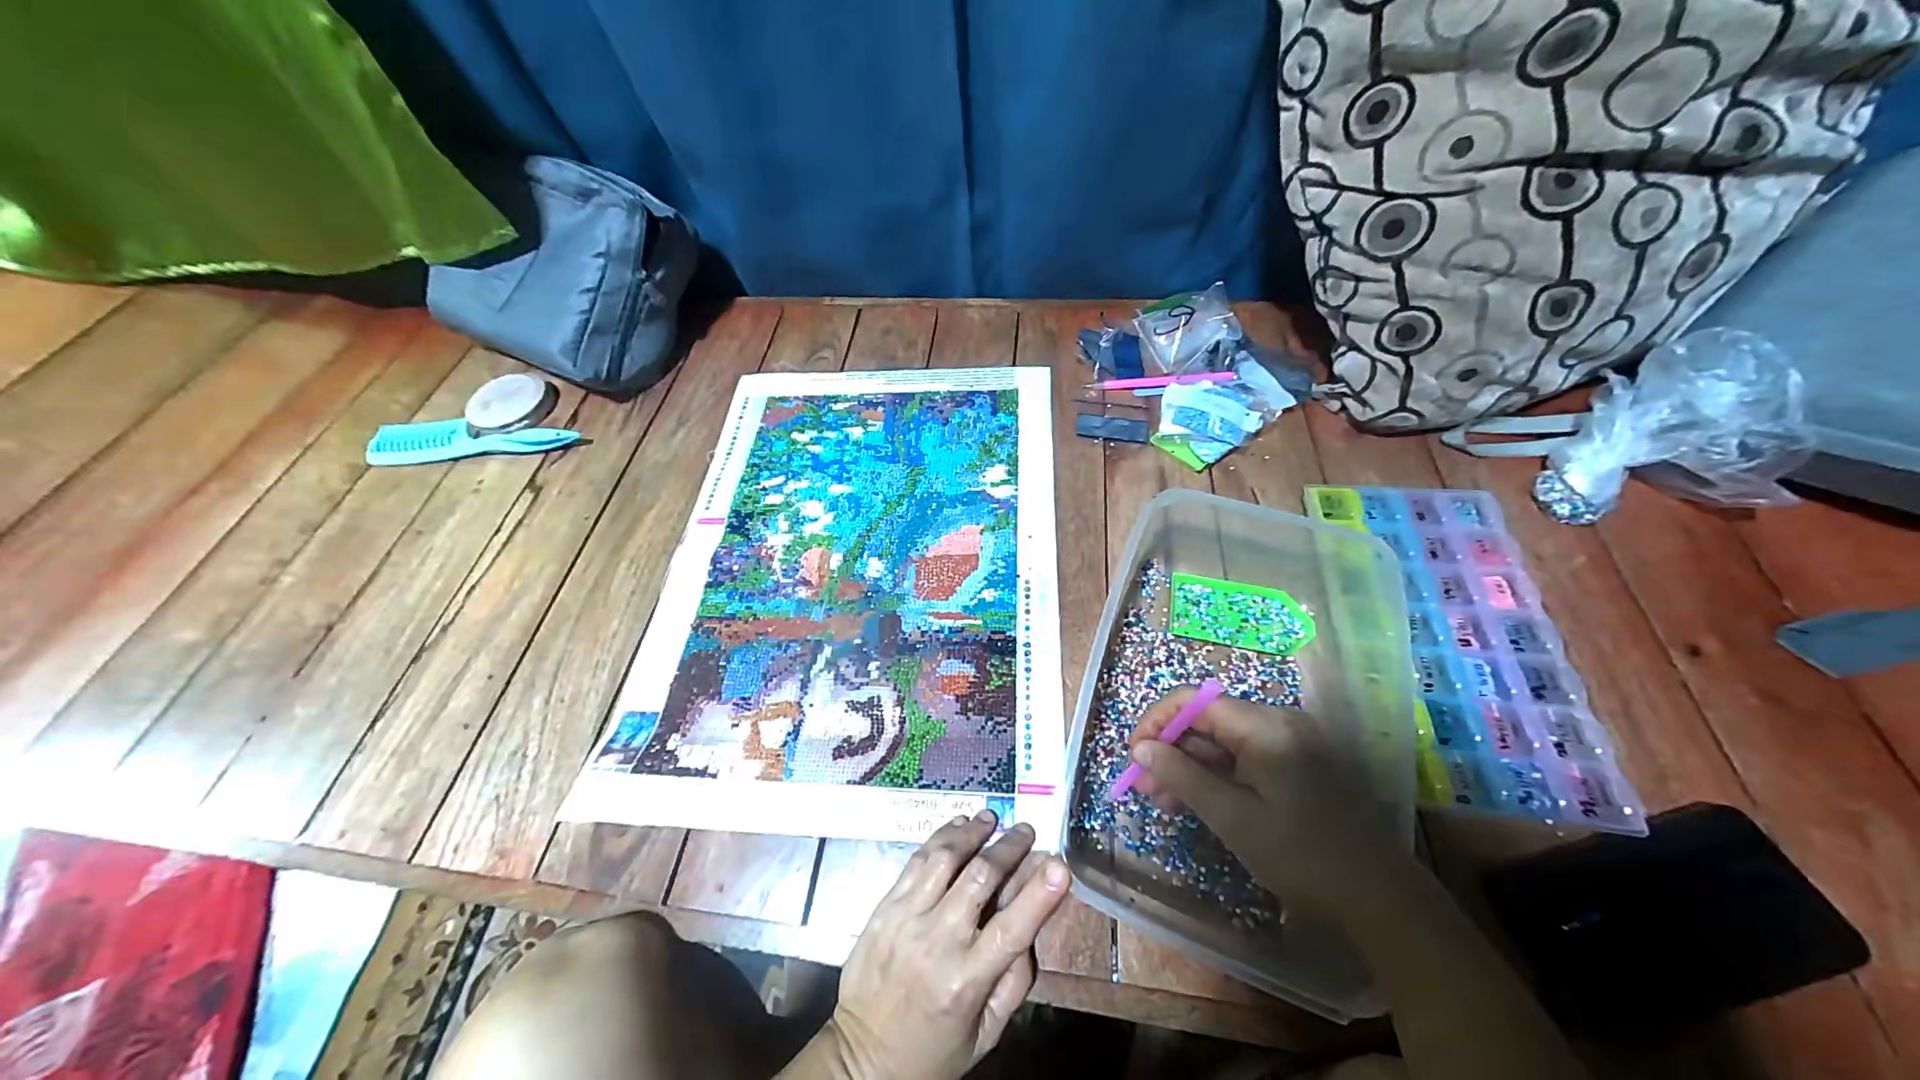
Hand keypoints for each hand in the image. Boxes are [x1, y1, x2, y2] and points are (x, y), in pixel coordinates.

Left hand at [795, 811, 1069, 1079]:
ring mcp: (906, 919)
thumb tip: (1032, 926)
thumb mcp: (985, 1033)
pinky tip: (957, 826)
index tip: (1060, 863)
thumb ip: (1014, 981)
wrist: (861, 1056)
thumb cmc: (933, 1051)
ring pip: (944, 859)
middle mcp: (936, 942)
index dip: (1039, 893)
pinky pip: (915, 862)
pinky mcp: (884, 907)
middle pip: (979, 879)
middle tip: (1027, 830)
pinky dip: (939, 838)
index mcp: (966, 981)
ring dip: (972, 833)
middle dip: (1008, 848)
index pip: (1011, 928)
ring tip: (991, 818)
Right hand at [1127, 688, 1404, 914]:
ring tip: (1165, 800)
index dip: (1156, 723)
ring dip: (1190, 764)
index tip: (1133, 759)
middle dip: (1170, 749)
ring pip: (1223, 740)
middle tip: (1145, 788)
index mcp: (1265, 725)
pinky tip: (1198, 800)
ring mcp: (1291, 741)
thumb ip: (1182, 775)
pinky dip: (1217, 774)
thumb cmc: (1301, 856)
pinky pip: (1244, 756)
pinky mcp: (1297, 763)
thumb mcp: (1233, 817)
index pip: (1193, 701)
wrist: (1380, 898)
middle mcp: (1279, 721)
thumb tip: (1140, 748)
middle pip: (1207, 719)